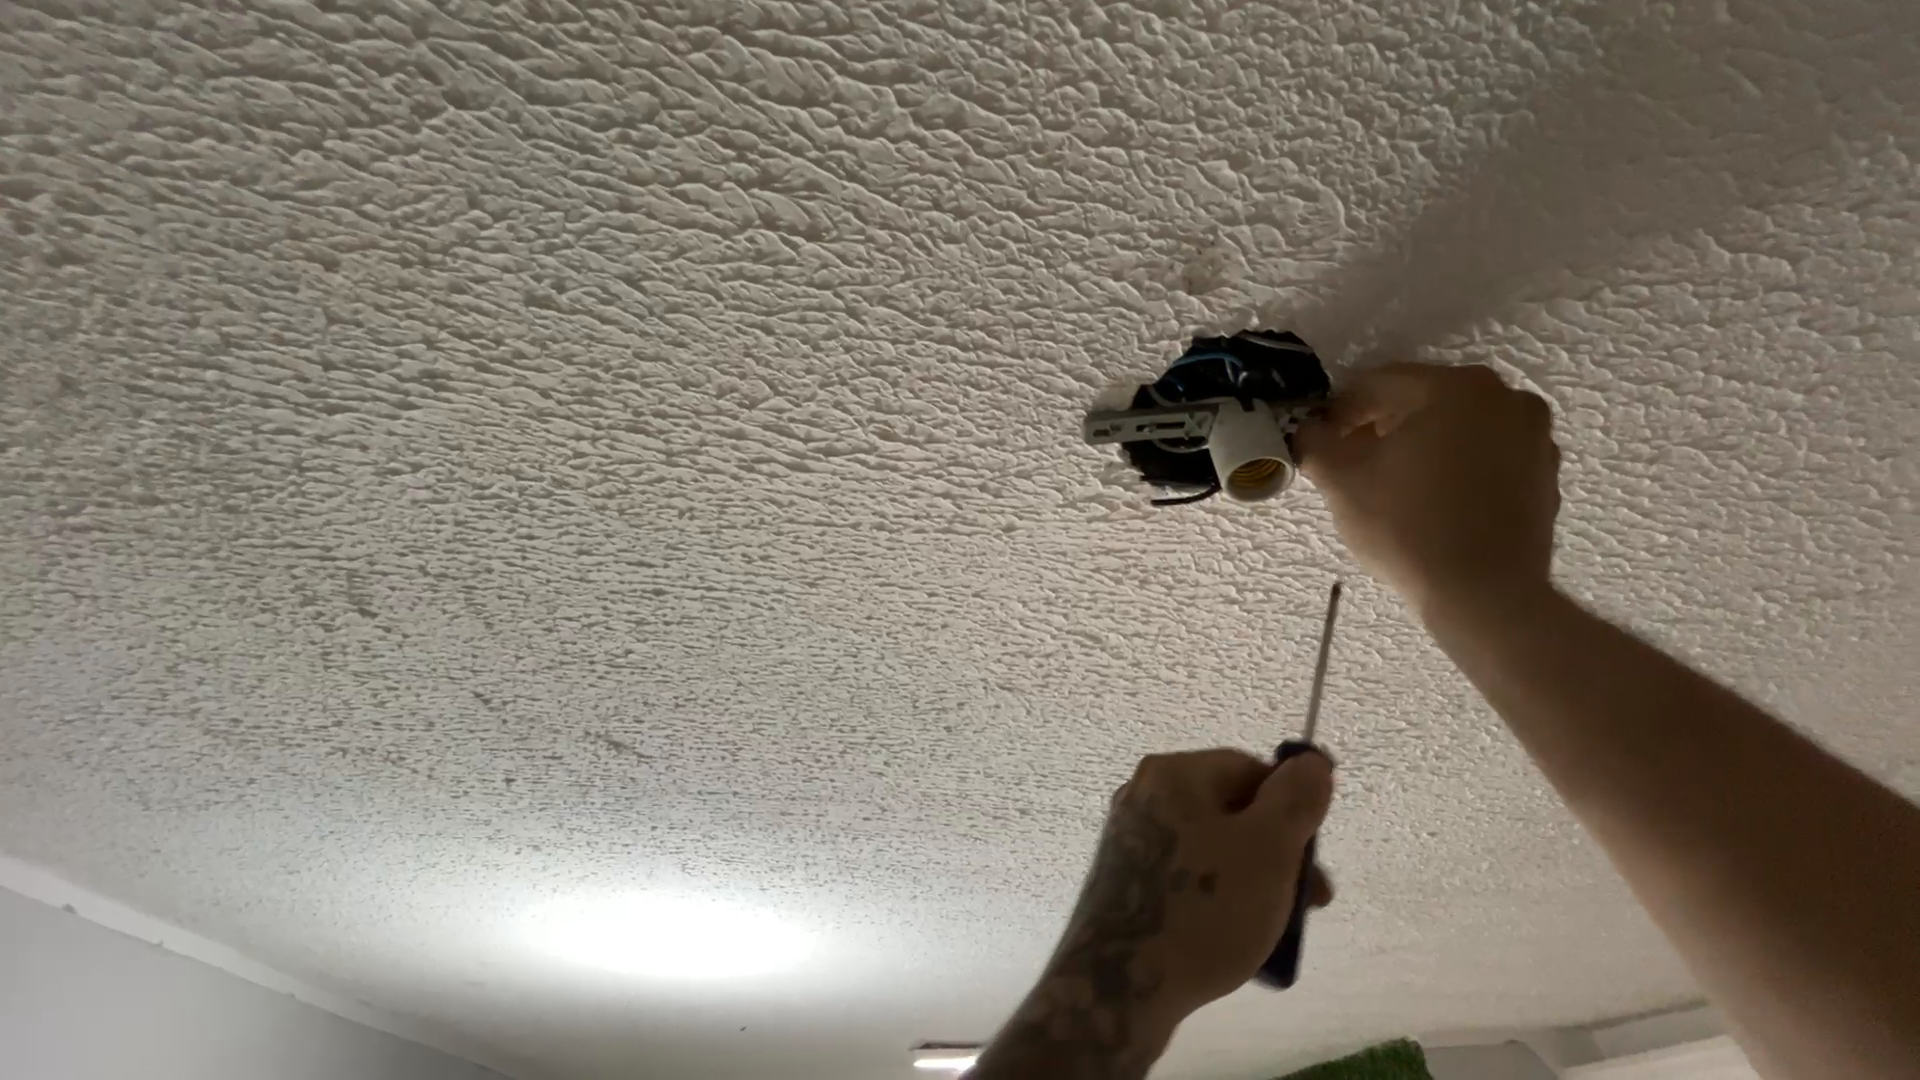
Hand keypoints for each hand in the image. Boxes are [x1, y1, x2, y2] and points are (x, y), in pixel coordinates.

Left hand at [973, 749, 1334, 1079]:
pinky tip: (1234, 935)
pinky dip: (1216, 896)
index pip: (1248, 769)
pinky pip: (1185, 876)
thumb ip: (1296, 800)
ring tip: (1277, 928)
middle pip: (1229, 809)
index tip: (1313, 859)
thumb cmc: (1203, 908)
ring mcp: (1129, 838)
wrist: (1120, 984)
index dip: (1290, 808)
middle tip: (1309, 902)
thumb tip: (1309, 761)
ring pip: (1211, 847)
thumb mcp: (1269, 849)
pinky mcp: (1123, 880)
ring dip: (1252, 879)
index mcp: (1171, 773)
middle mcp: (1143, 795)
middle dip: (1276, 852)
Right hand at [1294, 363, 1561, 615]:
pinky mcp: (1544, 474)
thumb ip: (1315, 443)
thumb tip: (1308, 430)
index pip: (1377, 384)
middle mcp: (1504, 398)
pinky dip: (1454, 466)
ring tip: (1390, 482)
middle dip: (1380, 425)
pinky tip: (1430, 500)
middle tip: (1350, 460)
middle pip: (1421, 400)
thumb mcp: (1340, 481)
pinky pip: (1485, 455)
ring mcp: (1534, 436)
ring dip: (1419, 444)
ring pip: (1457, 427)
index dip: (1339, 412)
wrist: (1483, 592)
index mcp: (1453, 388)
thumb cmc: (1406, 526)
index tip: (1320, 440)